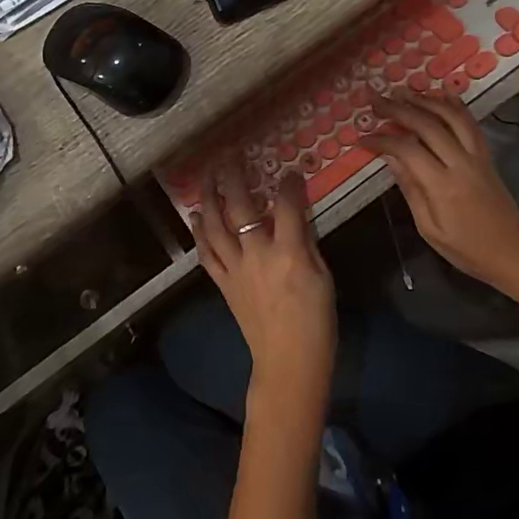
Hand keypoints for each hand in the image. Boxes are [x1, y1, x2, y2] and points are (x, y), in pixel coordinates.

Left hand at [191, 167, 336, 409]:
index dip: (289, 186)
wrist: (288, 360)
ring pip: (214, 226)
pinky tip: (195, 216)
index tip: (290, 172)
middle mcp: (256, 254)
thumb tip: (296, 215)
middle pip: (241, 208)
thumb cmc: (316, 321)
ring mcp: (235, 268)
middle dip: (234, 178)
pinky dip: (199, 232)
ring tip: (205, 179)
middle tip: (230, 158)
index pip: (287, 207)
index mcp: (289, 253)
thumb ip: (306, 243)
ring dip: (208, 199)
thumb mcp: (323, 277)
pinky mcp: (223, 282)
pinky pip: (206, 253)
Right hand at [364, 91, 518, 294]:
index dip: (382, 139)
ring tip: (402, 92)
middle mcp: (462, 164)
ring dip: (425, 100)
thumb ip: (410, 189)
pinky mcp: (487, 156)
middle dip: (398, 109)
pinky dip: (454, 106)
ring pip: (452, 117)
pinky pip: (470, 124)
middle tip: (375, 101)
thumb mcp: (429, 227)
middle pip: (427, 125)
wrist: (515, 253)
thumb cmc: (466, 248)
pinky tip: (439, 95)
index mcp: (443, 185)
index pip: (407, 149)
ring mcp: (478, 157)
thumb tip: (390, 158)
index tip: (362, 138)